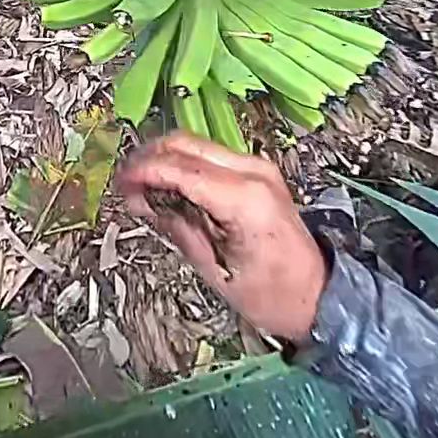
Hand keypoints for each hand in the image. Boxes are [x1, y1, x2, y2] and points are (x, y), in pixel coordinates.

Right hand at [115, 134, 327, 342]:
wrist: (317, 292)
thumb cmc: (270, 294)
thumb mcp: (215, 269)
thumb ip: (178, 227)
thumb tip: (142, 201)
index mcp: (244, 197)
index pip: (183, 169)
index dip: (146, 170)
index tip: (119, 181)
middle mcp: (253, 170)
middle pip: (189, 144)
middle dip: (151, 157)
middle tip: (126, 183)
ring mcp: (258, 166)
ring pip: (199, 146)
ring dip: (167, 159)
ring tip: (142, 189)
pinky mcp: (258, 170)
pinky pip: (212, 158)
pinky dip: (185, 166)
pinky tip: (168, 187)